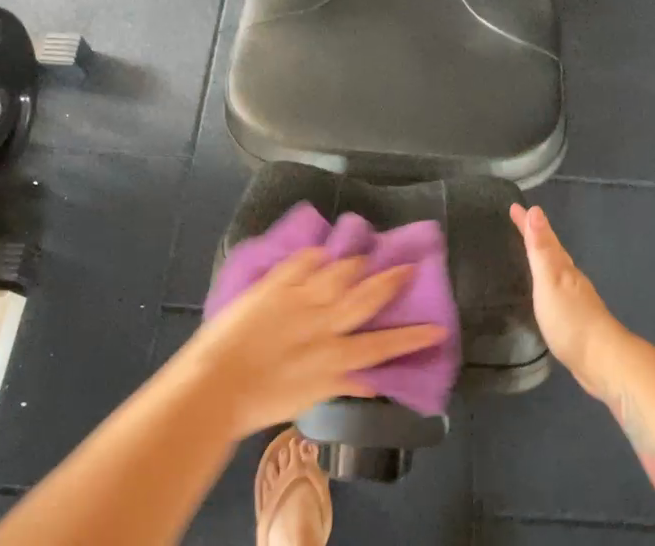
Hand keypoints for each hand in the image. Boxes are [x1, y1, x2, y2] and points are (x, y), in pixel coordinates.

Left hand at [168, 248, 446, 439]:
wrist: (215, 385)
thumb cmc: (259, 402)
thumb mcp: (307, 399)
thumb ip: (341, 384)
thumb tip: (370, 380)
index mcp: (335, 357)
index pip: (384, 345)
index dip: (413, 337)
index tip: (439, 328)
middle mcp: (325, 323)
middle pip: (367, 296)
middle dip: (392, 281)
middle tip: (410, 266)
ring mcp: (300, 299)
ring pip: (340, 272)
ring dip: (357, 262)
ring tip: (368, 254)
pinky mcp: (276, 284)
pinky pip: (303, 262)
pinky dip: (317, 256)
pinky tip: (324, 252)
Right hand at [510, 203, 625, 392]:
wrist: (601, 360)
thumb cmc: (571, 319)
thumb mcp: (550, 280)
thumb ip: (541, 249)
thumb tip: (535, 211)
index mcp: (562, 267)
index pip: (543, 237)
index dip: (528, 222)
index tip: (514, 206)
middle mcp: (570, 277)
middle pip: (551, 249)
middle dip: (535, 235)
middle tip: (519, 223)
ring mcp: (575, 298)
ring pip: (556, 269)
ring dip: (542, 258)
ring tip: (529, 253)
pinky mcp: (575, 318)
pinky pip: (556, 289)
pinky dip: (547, 282)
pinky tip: (544, 293)